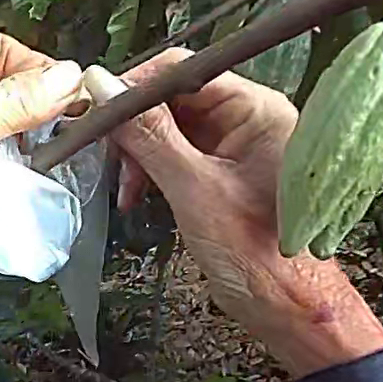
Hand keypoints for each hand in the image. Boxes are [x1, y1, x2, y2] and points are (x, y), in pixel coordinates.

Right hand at [111, 49, 382, 375]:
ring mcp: (237, 150)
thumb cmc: (253, 254)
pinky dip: (153, 175)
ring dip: (139, 157)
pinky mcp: (224, 176)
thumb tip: (101, 85)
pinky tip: (137, 199)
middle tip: (108, 163)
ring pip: (170, 132)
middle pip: (173, 101)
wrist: (287, 309)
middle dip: (135, 131)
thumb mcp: (193, 190)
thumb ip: (148, 136)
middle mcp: (249, 121)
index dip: (133, 89)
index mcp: (256, 110)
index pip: (183, 72)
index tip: (94, 115)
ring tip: (125, 194)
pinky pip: (178, 159)